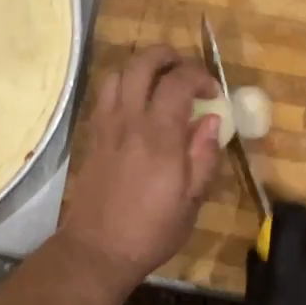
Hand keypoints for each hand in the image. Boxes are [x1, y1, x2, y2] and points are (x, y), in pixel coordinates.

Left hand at [56, 46, 223, 290]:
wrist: (97, 248)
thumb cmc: (151, 230)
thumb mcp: (192, 201)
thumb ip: (204, 156)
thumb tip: (212, 120)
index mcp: (158, 135)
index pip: (177, 81)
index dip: (199, 76)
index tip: (213, 92)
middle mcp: (128, 120)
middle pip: (141, 64)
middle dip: (167, 56)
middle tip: (186, 69)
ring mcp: (105, 125)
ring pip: (118, 73)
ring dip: (141, 68)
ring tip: (160, 81)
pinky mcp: (92, 135)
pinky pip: (104, 95)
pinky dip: (122, 86)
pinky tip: (136, 104)